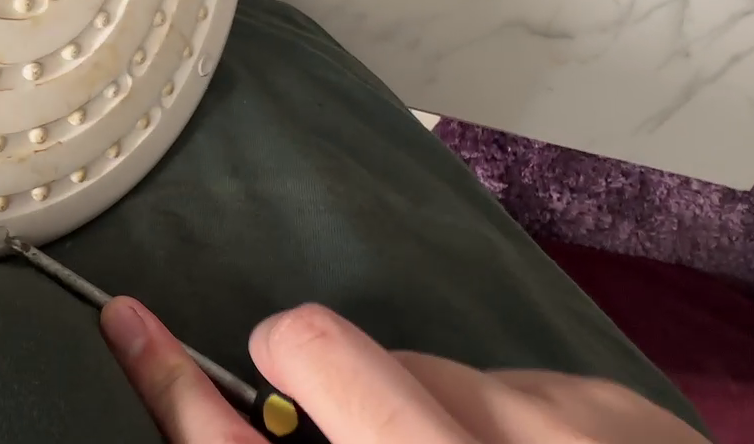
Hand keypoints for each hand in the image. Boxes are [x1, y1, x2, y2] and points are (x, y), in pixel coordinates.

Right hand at [101, 298, 705, 442]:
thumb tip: (195, 392)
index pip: (237, 442)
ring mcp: (567, 424)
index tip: (129, 321)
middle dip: (318, 392)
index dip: (173, 380)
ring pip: (411, 357)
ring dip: (422, 414)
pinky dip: (498, 414)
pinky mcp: (624, 404)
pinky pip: (501, 367)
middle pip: (315, 346)